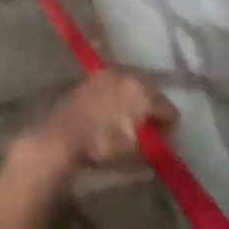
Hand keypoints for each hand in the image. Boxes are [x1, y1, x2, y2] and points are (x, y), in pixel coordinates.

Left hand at [19, 70, 176, 171]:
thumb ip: (154, 147)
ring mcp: (103, 75)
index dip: (169, 126)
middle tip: (149, 124)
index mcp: (143, 92)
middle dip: (152, 105)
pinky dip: (114, 95)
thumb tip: (160, 144)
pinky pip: (109, 85)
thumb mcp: (134, 154)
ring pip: (128, 83)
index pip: (168, 108)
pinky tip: (110, 110)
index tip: (165, 138)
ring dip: (133, 97)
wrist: (59, 138)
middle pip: (150, 89)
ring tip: (129, 117)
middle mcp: (125, 75)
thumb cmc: (101, 145)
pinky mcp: (86, 80)